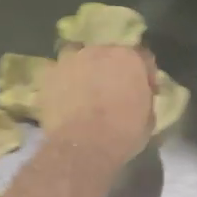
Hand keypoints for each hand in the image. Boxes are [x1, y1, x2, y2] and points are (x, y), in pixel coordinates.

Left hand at [38, 44, 157, 164]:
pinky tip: (65, 97)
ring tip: (86, 91)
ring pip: (80, 58)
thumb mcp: (148, 116)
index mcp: (130, 59)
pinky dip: (62, 81)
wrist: (85, 146)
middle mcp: (100, 51)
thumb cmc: (124, 132)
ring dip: (85, 70)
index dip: (144, 74)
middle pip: (109, 54)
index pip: (143, 57)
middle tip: (114, 91)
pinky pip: (58, 72)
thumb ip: (143, 97)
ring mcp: (71, 59)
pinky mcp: (48, 73)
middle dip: (113, 70)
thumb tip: (137, 96)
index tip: (145, 90)